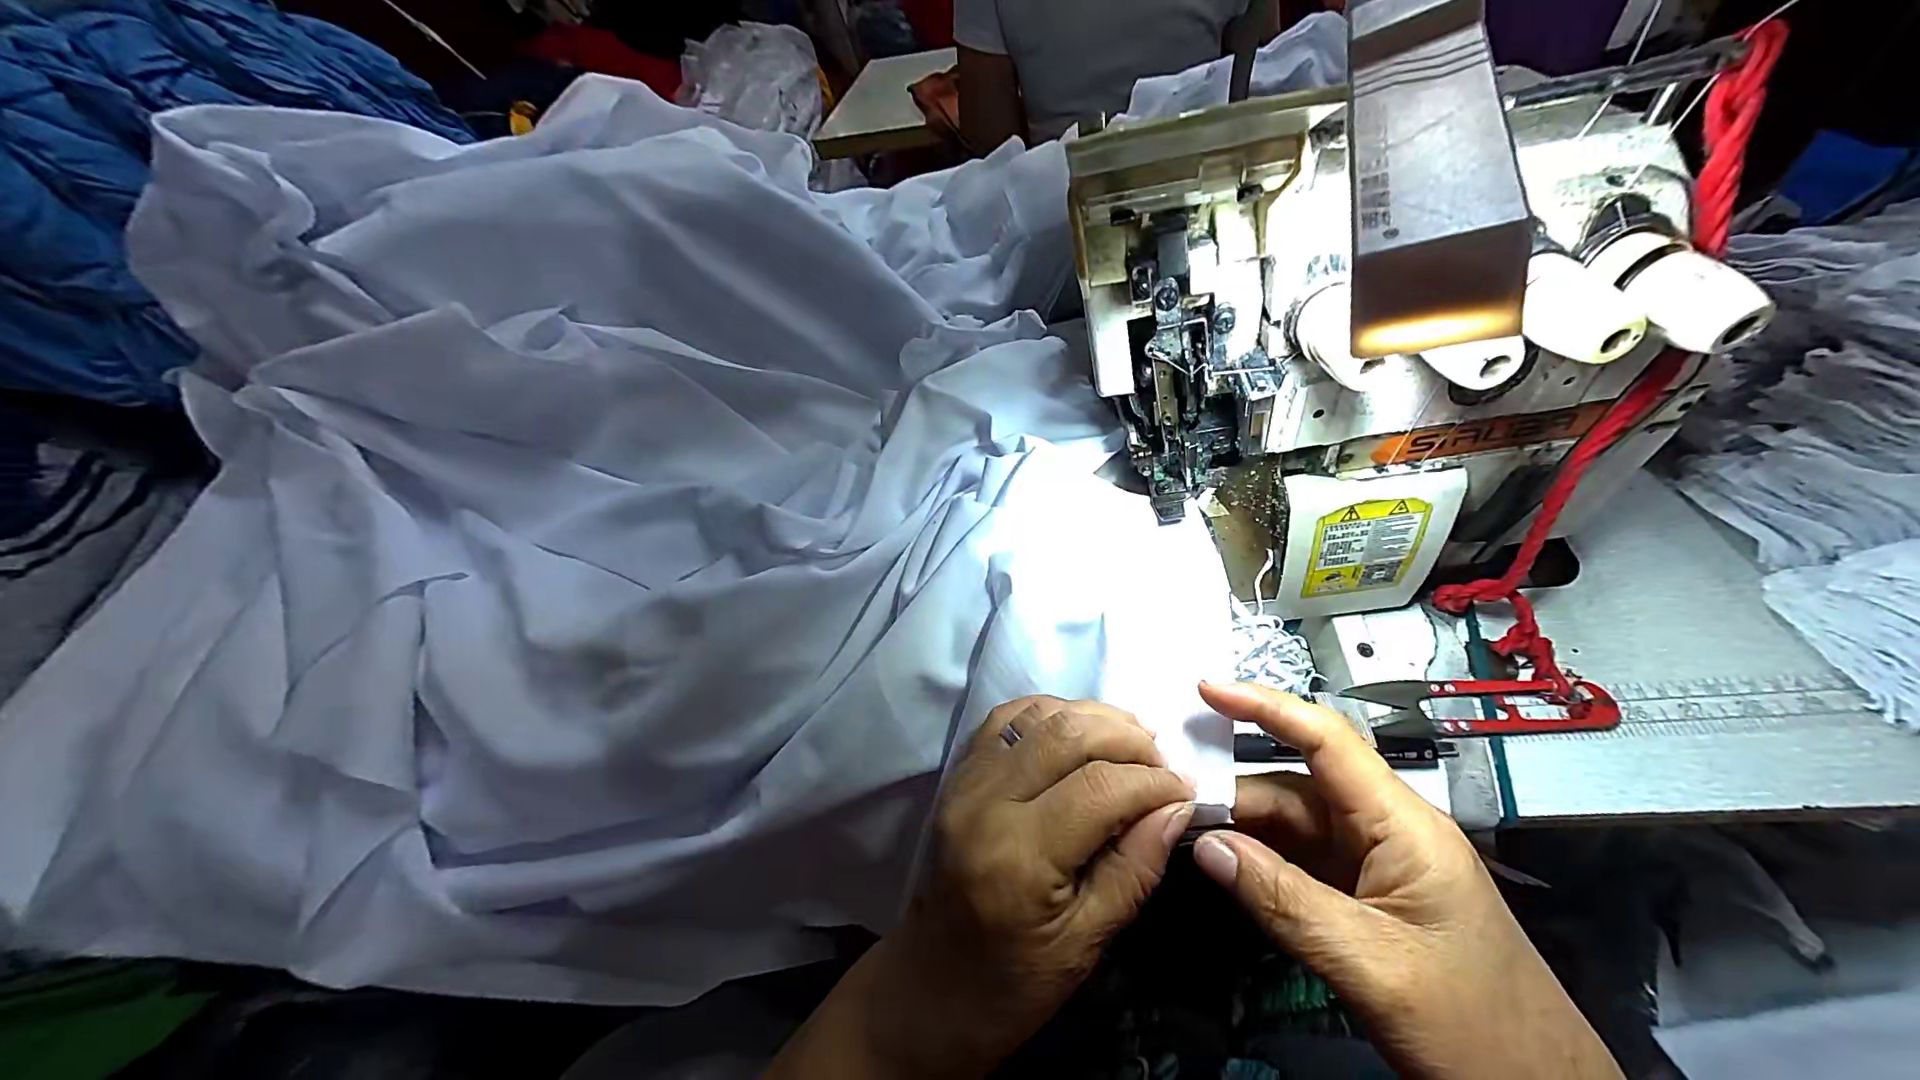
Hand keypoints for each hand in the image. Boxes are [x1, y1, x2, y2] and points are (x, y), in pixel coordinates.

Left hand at [765, 697, 1195, 1079]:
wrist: (931, 984)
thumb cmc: (1013, 981)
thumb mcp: (1086, 942)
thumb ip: (1134, 867)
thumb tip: (1178, 806)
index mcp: (1018, 854)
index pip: (1099, 788)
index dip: (1153, 781)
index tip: (1186, 789)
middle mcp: (985, 801)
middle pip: (1068, 734)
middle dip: (1127, 738)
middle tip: (1161, 762)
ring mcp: (965, 780)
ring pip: (1037, 714)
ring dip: (1092, 717)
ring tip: (1131, 739)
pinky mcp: (957, 772)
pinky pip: (1005, 718)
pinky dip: (1049, 711)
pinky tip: (1078, 728)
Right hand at [1197, 682, 1624, 1079]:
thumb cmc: (1482, 1030)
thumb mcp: (1374, 966)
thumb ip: (1285, 902)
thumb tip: (1207, 848)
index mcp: (1405, 827)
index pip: (1327, 740)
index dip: (1265, 706)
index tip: (1209, 690)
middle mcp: (1385, 830)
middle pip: (1295, 784)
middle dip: (1235, 786)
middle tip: (1174, 794)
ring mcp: (1373, 861)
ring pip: (1290, 821)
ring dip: (1241, 825)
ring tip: (1188, 831)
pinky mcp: (1361, 891)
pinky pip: (1297, 857)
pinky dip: (1257, 857)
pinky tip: (1225, 864)